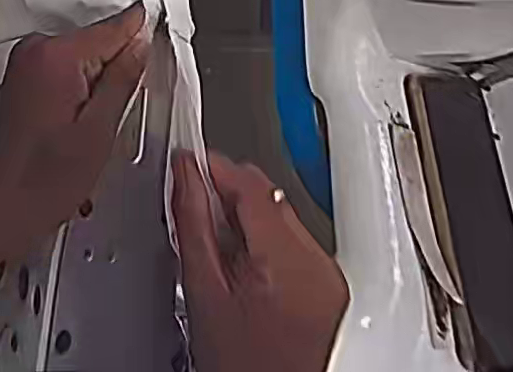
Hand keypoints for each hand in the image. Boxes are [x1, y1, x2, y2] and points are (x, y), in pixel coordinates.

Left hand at [0, 5, 150, 286]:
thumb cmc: (38, 182)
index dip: (140, 37)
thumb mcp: (99, 131)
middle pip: (98, 40)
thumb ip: (124, 79)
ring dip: (98, 80)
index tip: (157, 38)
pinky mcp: (23, 74)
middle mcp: (36, 49)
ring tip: (92, 125)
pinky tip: (77, 122)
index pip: (114, 27)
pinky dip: (79, 86)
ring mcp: (26, 60)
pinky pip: (65, 66)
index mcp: (57, 56)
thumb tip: (140, 44)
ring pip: (83, 54)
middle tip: (117, 110)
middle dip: (117, 68)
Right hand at [173, 150, 348, 371]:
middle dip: (224, 192)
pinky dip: (262, 241)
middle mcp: (314, 255)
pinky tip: (241, 271)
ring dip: (242, 217)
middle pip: (262, 193)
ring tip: (216, 252)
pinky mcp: (328, 284)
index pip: (245, 178)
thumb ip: (192, 224)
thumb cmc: (249, 369)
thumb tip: (184, 175)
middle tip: (192, 207)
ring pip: (275, 214)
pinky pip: (290, 240)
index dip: (211, 164)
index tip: (186, 161)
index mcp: (283, 253)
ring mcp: (325, 270)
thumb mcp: (204, 295)